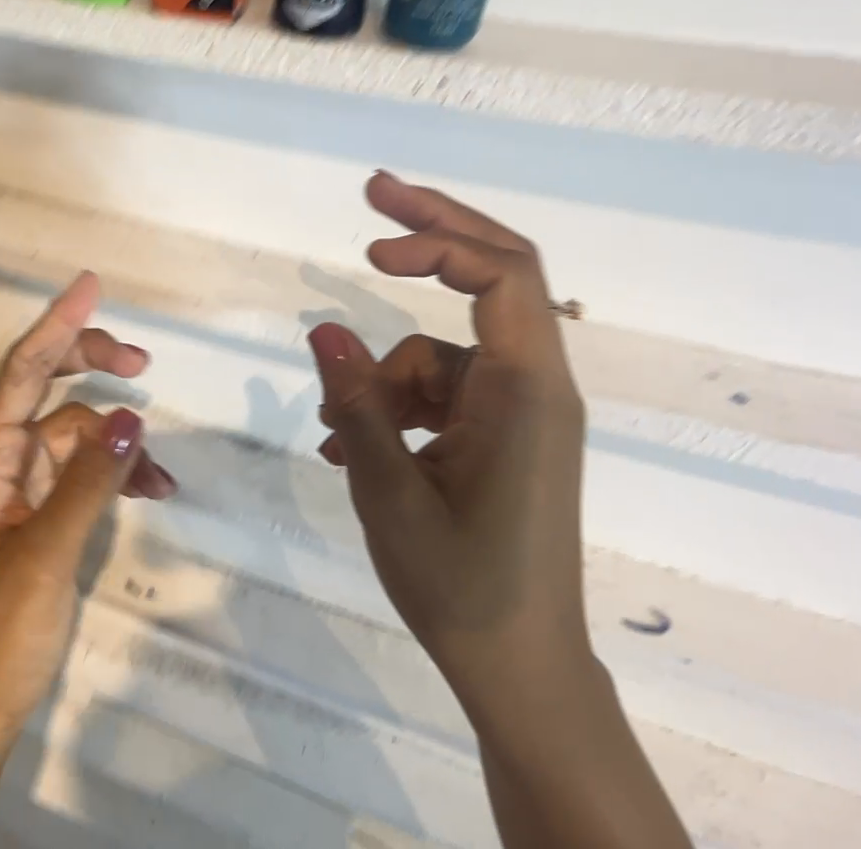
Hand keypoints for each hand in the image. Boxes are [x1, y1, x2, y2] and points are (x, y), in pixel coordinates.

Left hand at [0, 272, 169, 738]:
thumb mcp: (46, 554)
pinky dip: (115, 472)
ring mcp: (18, 490)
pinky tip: (149, 490)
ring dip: (117, 440)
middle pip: (43, 389)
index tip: (91, 284)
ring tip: (159, 473)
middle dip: (90, 366)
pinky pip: (81, 472)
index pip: (21, 372)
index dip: (56, 325)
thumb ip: (87, 483)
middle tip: (142, 362)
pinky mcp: (38, 515)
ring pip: (74, 435)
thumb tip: (129, 416)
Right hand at [312, 173, 590, 711]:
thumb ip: (356, 404)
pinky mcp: (504, 439)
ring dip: (383, 375)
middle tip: (373, 193)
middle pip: (493, 281)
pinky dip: (395, 406)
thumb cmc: (461, 584)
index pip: (501, 275)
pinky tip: (351, 448)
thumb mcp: (389, 492)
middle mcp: (536, 389)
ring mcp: (522, 415)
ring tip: (331, 433)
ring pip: (443, 355)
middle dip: (432, 238)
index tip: (368, 243)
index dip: (437, 239)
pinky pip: (442, 395)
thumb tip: (324, 329)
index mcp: (526, 393)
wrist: (520, 666)